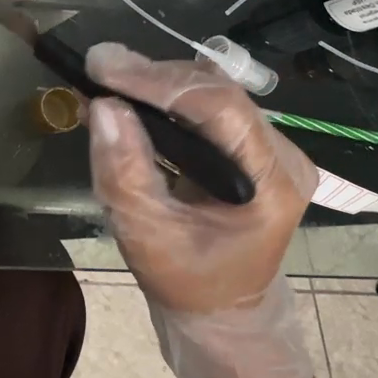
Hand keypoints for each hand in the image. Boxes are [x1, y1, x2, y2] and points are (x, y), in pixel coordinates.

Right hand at [84, 43, 319, 377]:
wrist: (221, 311)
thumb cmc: (186, 281)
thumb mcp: (146, 234)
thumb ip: (125, 172)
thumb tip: (102, 106)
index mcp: (271, 182)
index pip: (219, 106)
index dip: (159, 80)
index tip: (102, 67)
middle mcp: (281, 155)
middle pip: (218, 90)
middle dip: (153, 75)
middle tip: (96, 65)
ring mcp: (269, 149)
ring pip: (212, 90)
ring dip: (157, 82)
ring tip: (106, 79)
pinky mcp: (248, 147)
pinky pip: (206, 105)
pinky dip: (163, 96)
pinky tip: (128, 96)